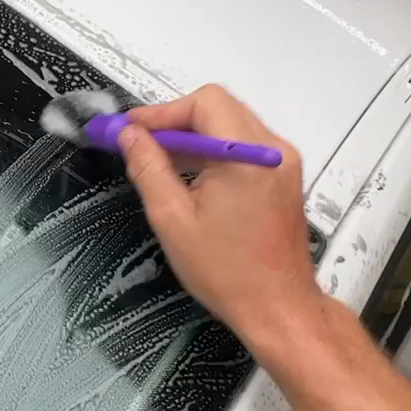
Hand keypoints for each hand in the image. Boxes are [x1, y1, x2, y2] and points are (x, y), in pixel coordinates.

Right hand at [116, 85, 322, 340]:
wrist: (277, 307)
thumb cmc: (226, 270)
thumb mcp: (171, 217)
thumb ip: (148, 167)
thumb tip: (129, 135)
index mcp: (247, 157)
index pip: (202, 103)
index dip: (160, 112)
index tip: (128, 129)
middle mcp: (273, 150)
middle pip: (217, 106)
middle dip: (173, 119)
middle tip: (138, 142)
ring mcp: (282, 162)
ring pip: (228, 122)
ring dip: (190, 133)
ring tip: (157, 159)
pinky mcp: (281, 175)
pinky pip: (240, 143)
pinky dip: (209, 147)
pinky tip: (186, 171)